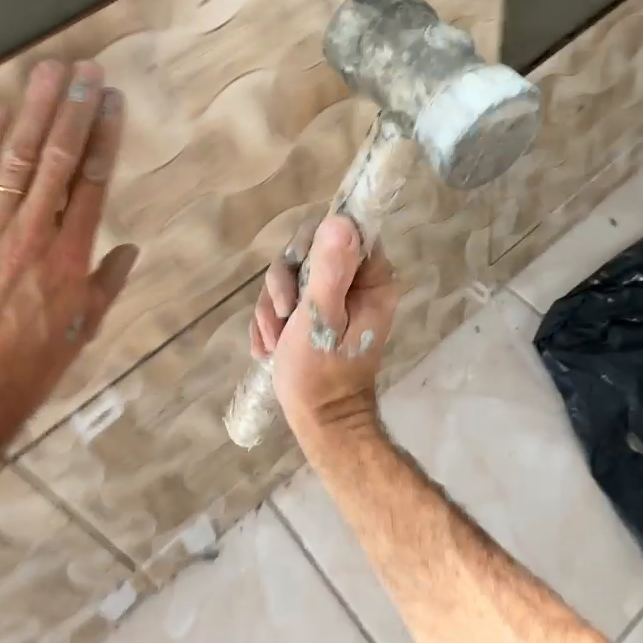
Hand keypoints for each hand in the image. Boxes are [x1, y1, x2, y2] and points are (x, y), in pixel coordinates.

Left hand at [0, 60, 139, 453]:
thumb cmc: (30, 364)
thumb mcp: (83, 329)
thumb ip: (107, 283)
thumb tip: (130, 247)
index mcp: (72, 256)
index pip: (93, 181)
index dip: (104, 135)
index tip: (112, 100)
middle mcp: (35, 234)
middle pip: (59, 159)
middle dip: (74, 109)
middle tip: (86, 70)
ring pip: (18, 160)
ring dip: (35, 112)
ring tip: (49, 73)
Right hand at [250, 215, 402, 445]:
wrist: (319, 422)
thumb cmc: (323, 375)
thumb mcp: (321, 319)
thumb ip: (330, 270)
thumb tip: (339, 220)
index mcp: (372, 278)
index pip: (343, 229)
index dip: (312, 246)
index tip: (297, 280)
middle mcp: (357, 281)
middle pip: (308, 249)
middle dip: (284, 285)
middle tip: (283, 317)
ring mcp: (334, 295)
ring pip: (290, 274)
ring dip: (272, 308)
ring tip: (274, 343)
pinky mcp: (313, 309)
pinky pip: (283, 296)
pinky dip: (271, 321)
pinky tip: (269, 347)